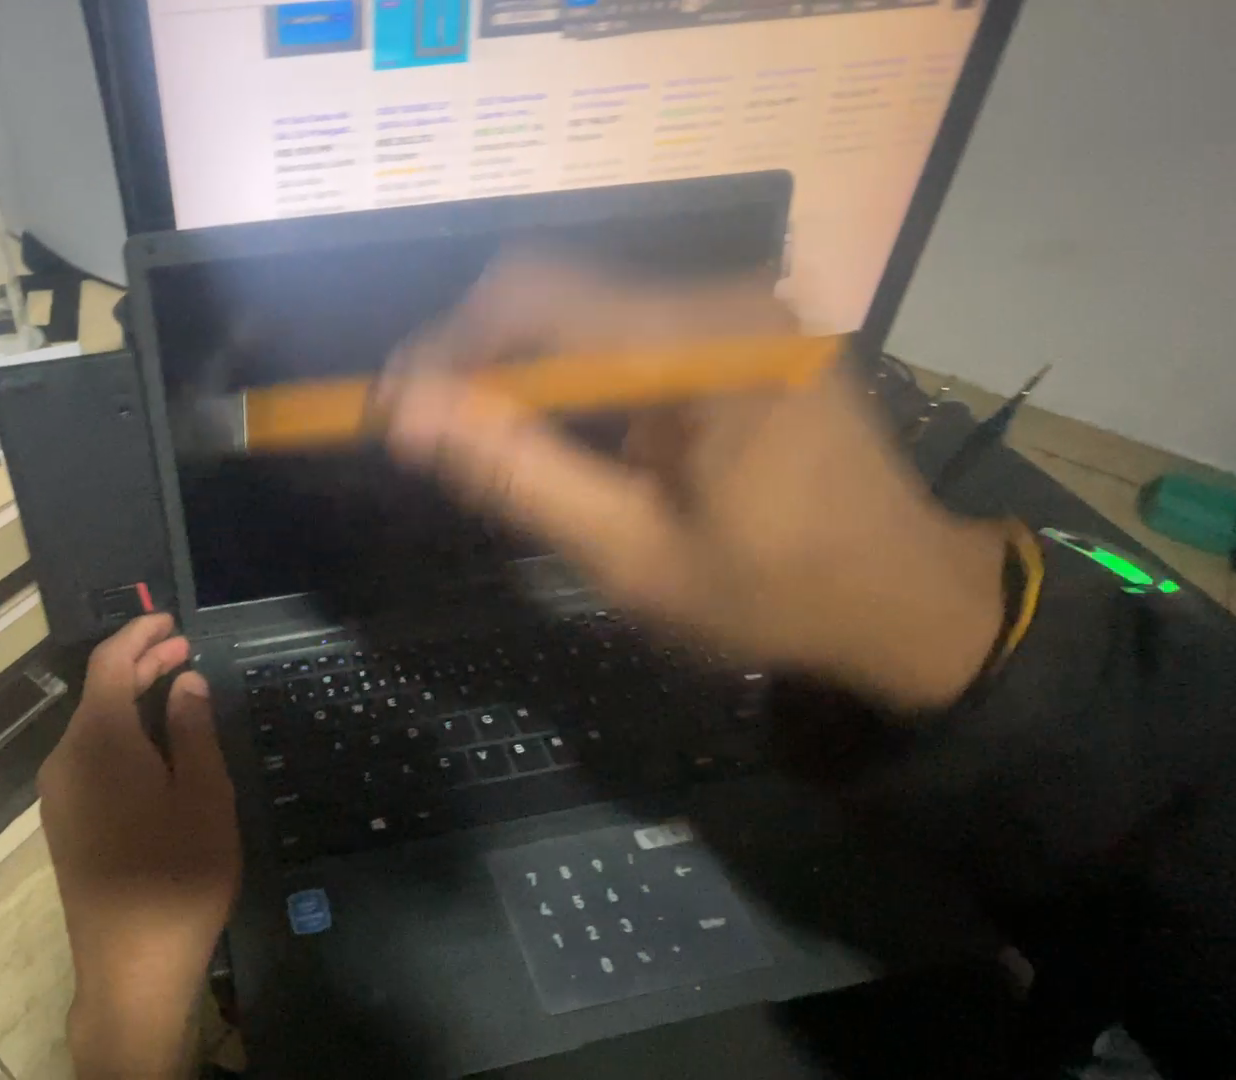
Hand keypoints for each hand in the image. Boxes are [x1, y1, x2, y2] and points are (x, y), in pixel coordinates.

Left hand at [37, 614, 240, 1076]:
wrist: (130, 969)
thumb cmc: (177, 875)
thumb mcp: (203, 795)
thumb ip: (192, 728)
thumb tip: (184, 681)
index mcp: (99, 742)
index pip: (109, 664)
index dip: (139, 634)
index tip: (172, 620)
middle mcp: (66, 758)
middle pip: (100, 691)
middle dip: (141, 664)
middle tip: (186, 651)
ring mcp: (60, 792)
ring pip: (94, 723)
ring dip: (133, 698)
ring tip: (177, 689)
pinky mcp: (64, 820)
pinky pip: (89, 753)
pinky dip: (122, 731)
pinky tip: (154, 743)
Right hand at [382, 257, 1005, 710]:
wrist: (906, 602)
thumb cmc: (772, 594)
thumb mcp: (630, 554)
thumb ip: (518, 477)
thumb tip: (409, 416)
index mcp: (705, 344)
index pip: (531, 299)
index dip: (442, 347)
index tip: (391, 407)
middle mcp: (722, 299)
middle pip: (550, 294)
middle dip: (470, 360)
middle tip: (427, 432)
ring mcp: (734, 309)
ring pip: (577, 310)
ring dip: (511, 369)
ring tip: (474, 437)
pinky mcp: (735, 331)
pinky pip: (617, 332)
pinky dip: (560, 376)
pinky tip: (546, 429)